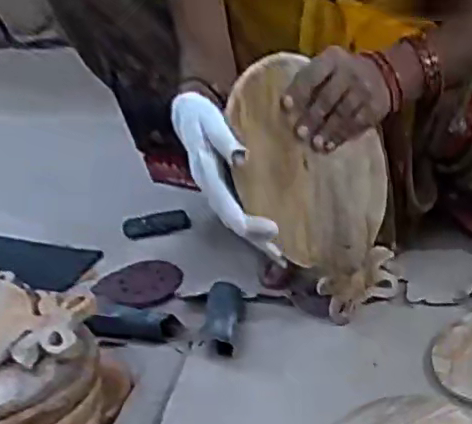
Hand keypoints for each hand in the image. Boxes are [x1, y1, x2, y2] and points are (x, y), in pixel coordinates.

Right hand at [170, 90, 282, 261]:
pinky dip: (259, 237)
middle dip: (257, 240)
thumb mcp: (208, 119)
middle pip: (233, 222)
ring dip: (260, 244)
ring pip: (238, 226)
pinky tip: (278, 250)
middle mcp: (211, 191)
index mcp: (205, 173)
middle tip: (283, 253)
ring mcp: (219, 196)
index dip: (248, 223)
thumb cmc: (200, 116)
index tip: (274, 229)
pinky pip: (243, 220)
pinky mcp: (229, 197)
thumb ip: (223, 137)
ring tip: (283, 259)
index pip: (226, 205)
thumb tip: (241, 156)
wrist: (188, 116)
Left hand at [281, 47, 393, 152]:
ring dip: (327, 131)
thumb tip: (294, 104)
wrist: (383, 76)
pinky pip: (356, 126)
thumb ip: (316, 77)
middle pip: (327, 99)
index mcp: (333, 59)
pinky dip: (342, 137)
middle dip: (313, 117)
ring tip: (316, 144)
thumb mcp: (331, 63)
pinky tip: (331, 146)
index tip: (286, 107)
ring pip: (342, 116)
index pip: (312, 76)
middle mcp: (348, 76)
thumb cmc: (347, 70)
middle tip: (300, 133)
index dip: (299, 91)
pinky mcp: (373, 112)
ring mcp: (363, 95)